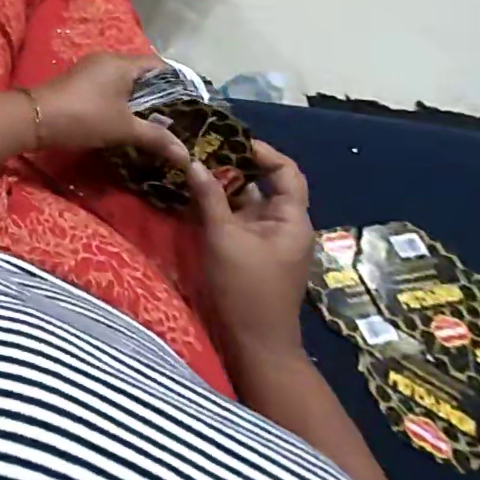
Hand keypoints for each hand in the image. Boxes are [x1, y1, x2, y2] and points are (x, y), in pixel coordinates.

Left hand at [26, 53, 187, 165]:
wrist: (33, 119)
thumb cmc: (83, 116)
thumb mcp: (124, 128)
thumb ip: (157, 138)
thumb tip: (187, 156)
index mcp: (121, 63)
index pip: (160, 66)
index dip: (180, 85)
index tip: (194, 107)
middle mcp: (106, 61)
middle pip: (143, 75)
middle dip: (160, 98)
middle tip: (179, 121)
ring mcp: (90, 72)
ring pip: (125, 85)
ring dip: (139, 103)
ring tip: (158, 126)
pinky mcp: (78, 86)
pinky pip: (109, 91)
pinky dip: (122, 105)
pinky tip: (130, 124)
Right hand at [191, 141, 314, 362]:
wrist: (254, 341)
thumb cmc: (246, 287)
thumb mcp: (223, 237)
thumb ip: (209, 197)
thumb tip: (191, 160)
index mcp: (291, 219)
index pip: (286, 172)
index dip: (261, 151)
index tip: (227, 138)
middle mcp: (282, 224)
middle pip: (261, 183)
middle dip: (231, 164)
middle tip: (198, 148)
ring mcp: (265, 238)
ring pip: (244, 200)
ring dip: (219, 183)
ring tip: (188, 165)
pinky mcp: (248, 249)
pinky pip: (234, 216)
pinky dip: (215, 203)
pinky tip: (189, 194)